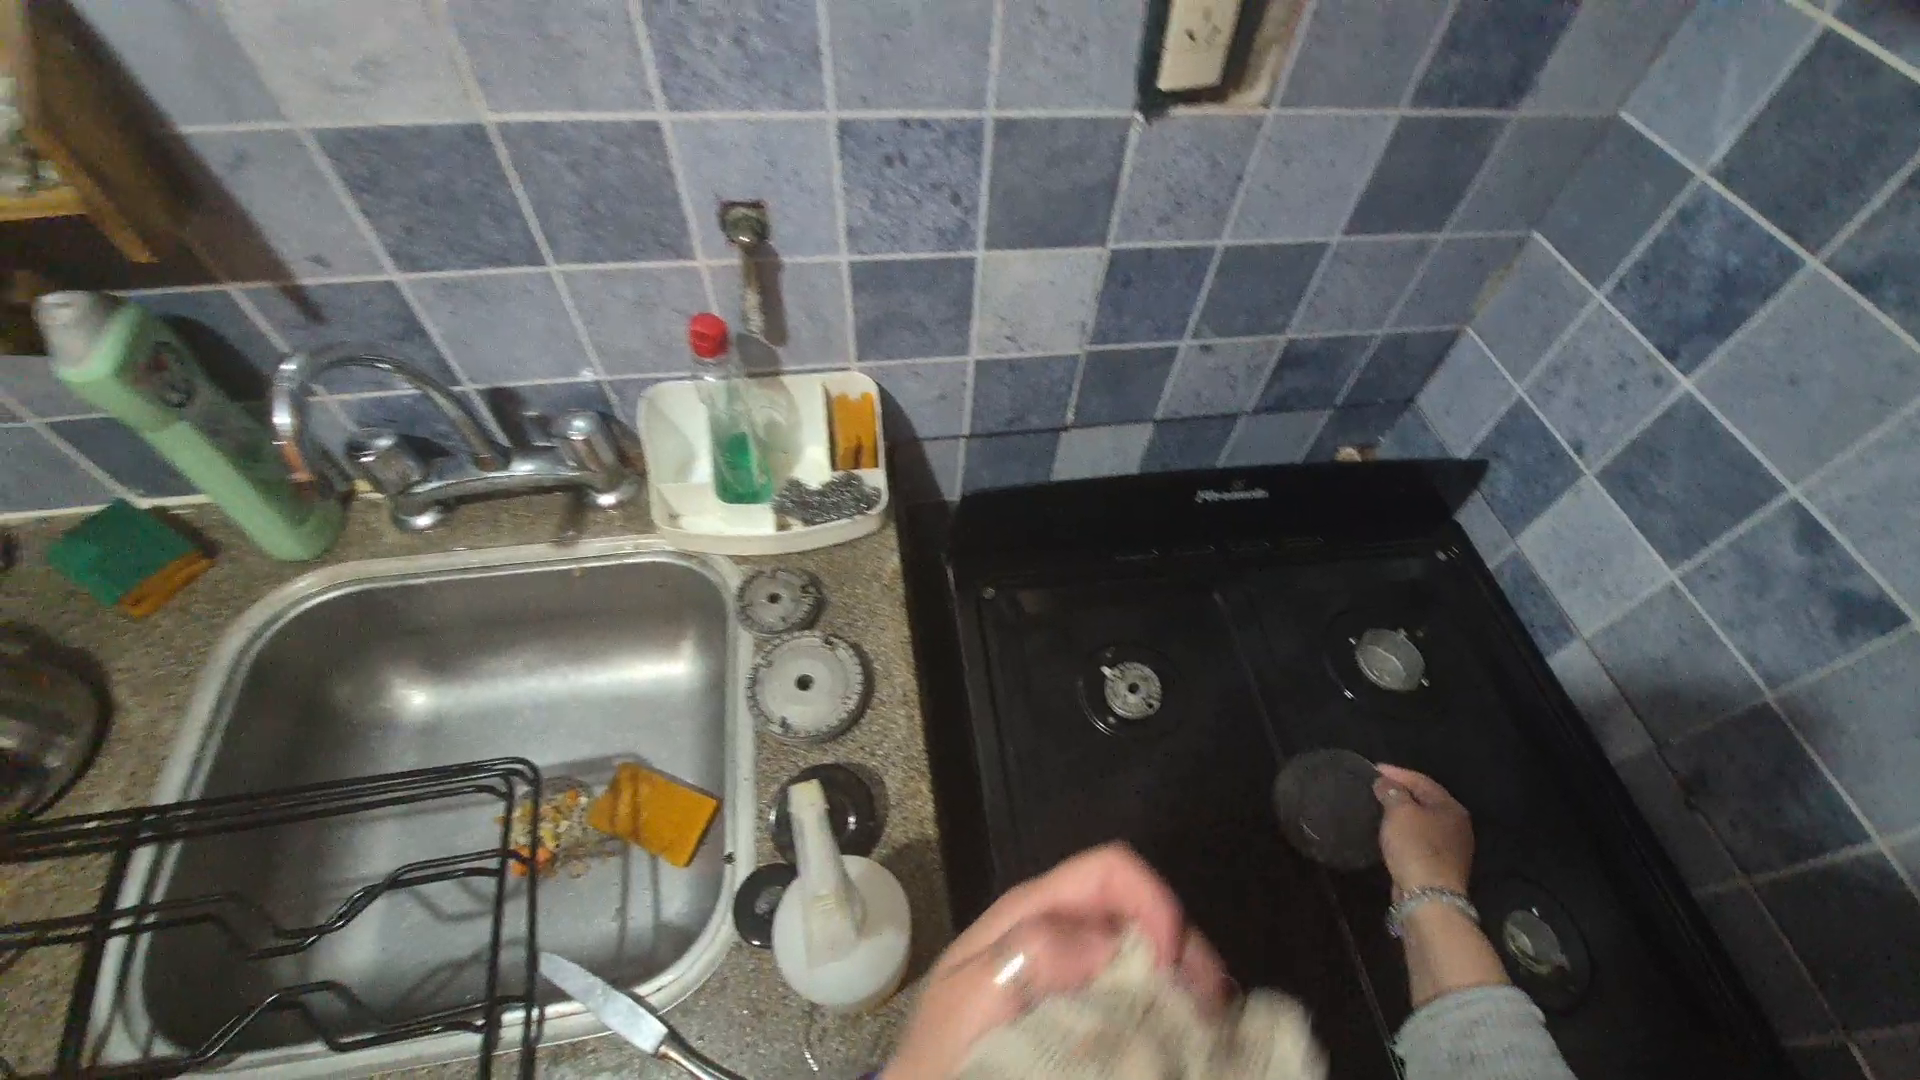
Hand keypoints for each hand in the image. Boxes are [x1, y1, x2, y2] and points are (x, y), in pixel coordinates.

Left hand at [885, 843, 1231, 1079]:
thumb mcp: (969, 998)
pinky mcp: (1089, 1018)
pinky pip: (1141, 1004)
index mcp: (1035, 911)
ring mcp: (1079, 976)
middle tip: (1210, 1014)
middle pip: (1142, 915)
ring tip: (1208, 1036)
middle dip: (1182, 953)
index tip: (1173, 965)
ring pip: (1150, 961)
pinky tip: (1185, 1047)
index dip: (1151, 900)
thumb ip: (1026, 955)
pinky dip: (1170, 1020)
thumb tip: (1106, 944)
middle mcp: (1065, 933)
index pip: (1109, 872)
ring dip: (1183, 990)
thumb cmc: (942, 1054)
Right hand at [1373, 765, 1473, 895]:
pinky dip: (1404, 828)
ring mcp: (1450, 845)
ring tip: (1378, 804)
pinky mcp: (1439, 862)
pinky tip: (1390, 829)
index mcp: (1450, 807)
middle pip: (1424, 799)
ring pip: (1422, 819)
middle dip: (1400, 790)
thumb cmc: (1415, 846)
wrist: (1428, 895)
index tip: (1371, 768)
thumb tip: (1385, 783)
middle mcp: (1456, 824)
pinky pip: (1419, 836)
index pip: (1421, 780)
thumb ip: (1392, 792)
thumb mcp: (1400, 812)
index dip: (1396, 772)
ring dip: (1402, 810)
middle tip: (1375, 785)